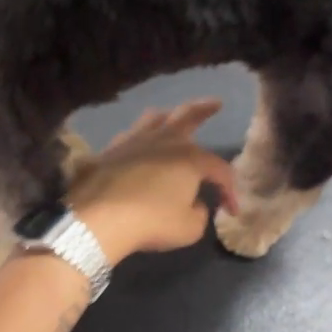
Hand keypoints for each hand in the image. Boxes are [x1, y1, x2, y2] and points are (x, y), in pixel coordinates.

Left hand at [69, 98, 238, 261]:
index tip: (231, 211)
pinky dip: (139, 136)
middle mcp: (164, 141)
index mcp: (190, 159)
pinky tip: (137, 142)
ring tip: (171, 117)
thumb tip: (195, 204)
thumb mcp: (189, 228)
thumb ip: (199, 214)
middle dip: (204, 109)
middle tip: (215, 103)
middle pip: (188, 117)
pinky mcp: (109, 151)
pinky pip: (130, 135)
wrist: (100, 218)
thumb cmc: (152, 222)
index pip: (220, 170)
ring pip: (155, 118)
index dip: (230, 189)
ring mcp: (134, 142)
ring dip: (168, 116)